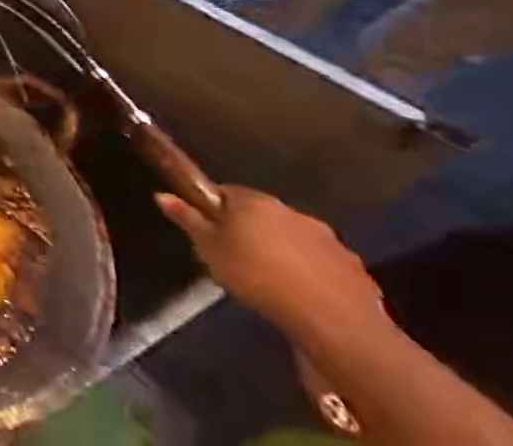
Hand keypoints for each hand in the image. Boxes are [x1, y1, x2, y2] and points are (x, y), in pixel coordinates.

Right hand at [156, 186, 385, 337]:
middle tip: (240, 259)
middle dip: (252, 230)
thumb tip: (162, 194)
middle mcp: (289, 210)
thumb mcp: (210, 251)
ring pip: (294, 237)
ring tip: (274, 281)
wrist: (331, 319)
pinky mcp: (351, 264)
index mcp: (252, 201)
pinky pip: (322, 262)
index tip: (212, 232)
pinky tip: (305, 296)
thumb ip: (188, 221)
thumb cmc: (257, 277)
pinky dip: (312, 272)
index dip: (217, 210)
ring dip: (284, 250)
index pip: (226, 192)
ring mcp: (325, 236)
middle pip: (262, 214)